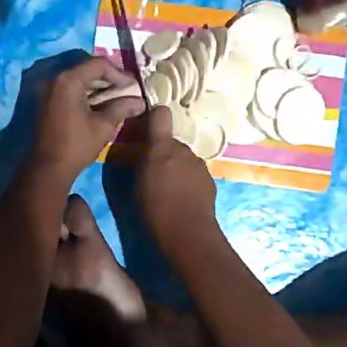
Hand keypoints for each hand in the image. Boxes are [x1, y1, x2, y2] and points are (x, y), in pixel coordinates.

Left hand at [27, 57, 145, 188]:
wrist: (47, 168)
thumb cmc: (77, 145)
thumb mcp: (103, 126)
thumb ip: (122, 108)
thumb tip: (140, 101)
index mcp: (68, 80)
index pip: (98, 64)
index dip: (119, 73)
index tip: (133, 86)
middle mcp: (55, 79)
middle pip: (85, 68)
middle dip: (108, 77)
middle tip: (126, 88)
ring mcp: (47, 90)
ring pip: (77, 77)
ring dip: (96, 84)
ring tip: (116, 96)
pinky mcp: (46, 101)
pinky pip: (68, 88)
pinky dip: (85, 91)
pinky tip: (99, 103)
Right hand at [134, 107, 219, 251]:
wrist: (187, 232)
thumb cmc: (154, 208)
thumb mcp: (137, 183)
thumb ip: (142, 161)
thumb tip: (145, 152)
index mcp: (162, 147)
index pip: (161, 114)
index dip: (154, 117)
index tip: (146, 128)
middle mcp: (184, 150)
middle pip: (172, 143)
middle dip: (163, 153)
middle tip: (152, 173)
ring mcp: (200, 165)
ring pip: (184, 159)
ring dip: (176, 168)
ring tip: (167, 190)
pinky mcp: (210, 181)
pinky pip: (194, 174)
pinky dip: (188, 181)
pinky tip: (182, 199)